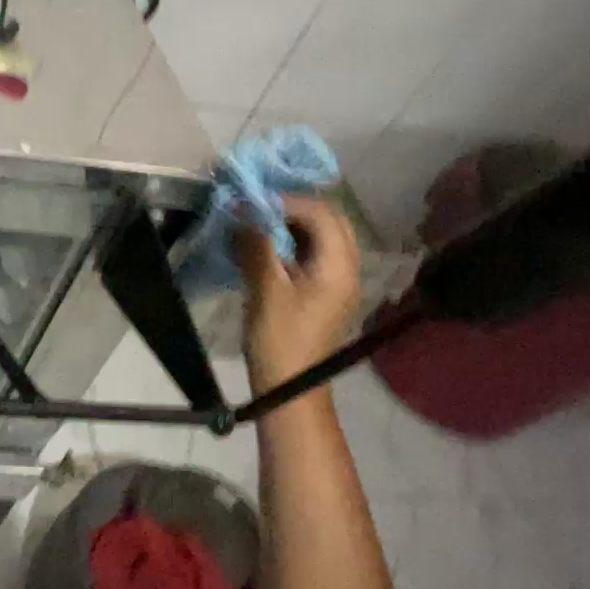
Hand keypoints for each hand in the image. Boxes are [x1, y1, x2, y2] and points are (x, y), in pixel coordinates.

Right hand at [233, 196, 360, 394]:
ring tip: (255, 224)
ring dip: (290, 223)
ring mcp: (336, 281)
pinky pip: (312, 252)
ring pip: (321, 236)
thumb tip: (243, 208)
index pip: (321, 214)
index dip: (286, 202)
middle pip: (329, 220)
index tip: (250, 203)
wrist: (289, 387)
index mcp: (338, 267)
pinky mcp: (322, 291)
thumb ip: (256, 244)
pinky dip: (289, 241)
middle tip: (255, 209)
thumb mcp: (264, 288)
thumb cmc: (279, 338)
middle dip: (292, 208)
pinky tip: (262, 247)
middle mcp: (346, 268)